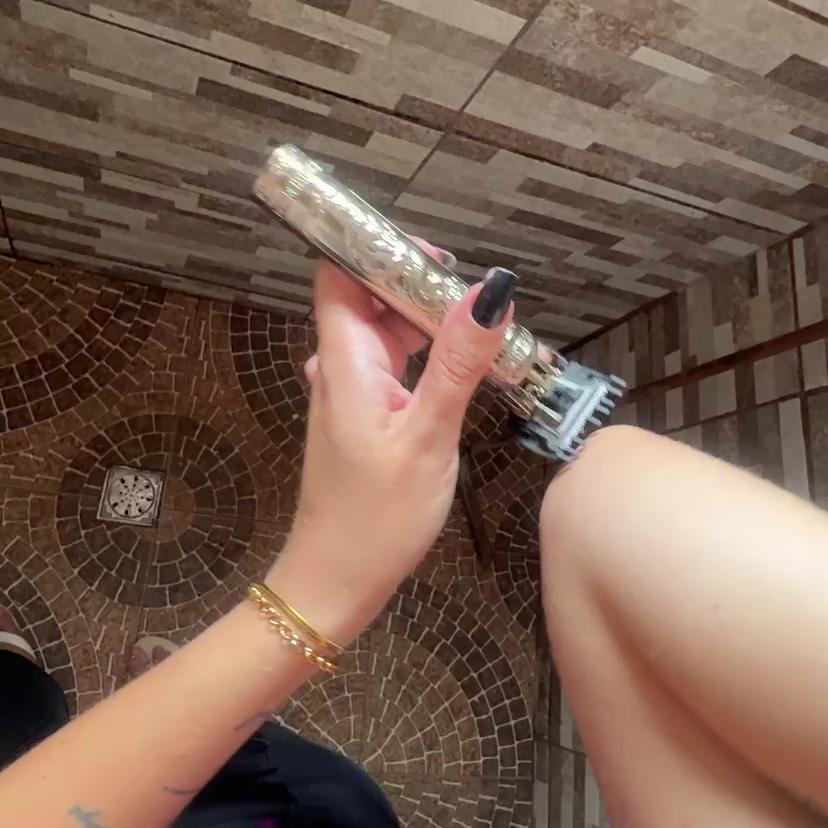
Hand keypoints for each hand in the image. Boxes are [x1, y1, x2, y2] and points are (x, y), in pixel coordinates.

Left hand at [268, 251, 517, 643]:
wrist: (338, 579)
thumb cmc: (376, 517)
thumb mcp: (427, 436)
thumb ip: (458, 362)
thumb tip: (489, 292)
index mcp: (344, 359)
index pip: (342, 270)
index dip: (381, 248)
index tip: (438, 254)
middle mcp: (340, 366)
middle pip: (372, 297)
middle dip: (423, 286)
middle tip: (482, 299)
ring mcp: (350, 390)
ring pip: (388, 332)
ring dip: (432, 325)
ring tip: (487, 332)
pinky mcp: (363, 413)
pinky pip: (394, 366)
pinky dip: (428, 358)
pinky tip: (465, 368)